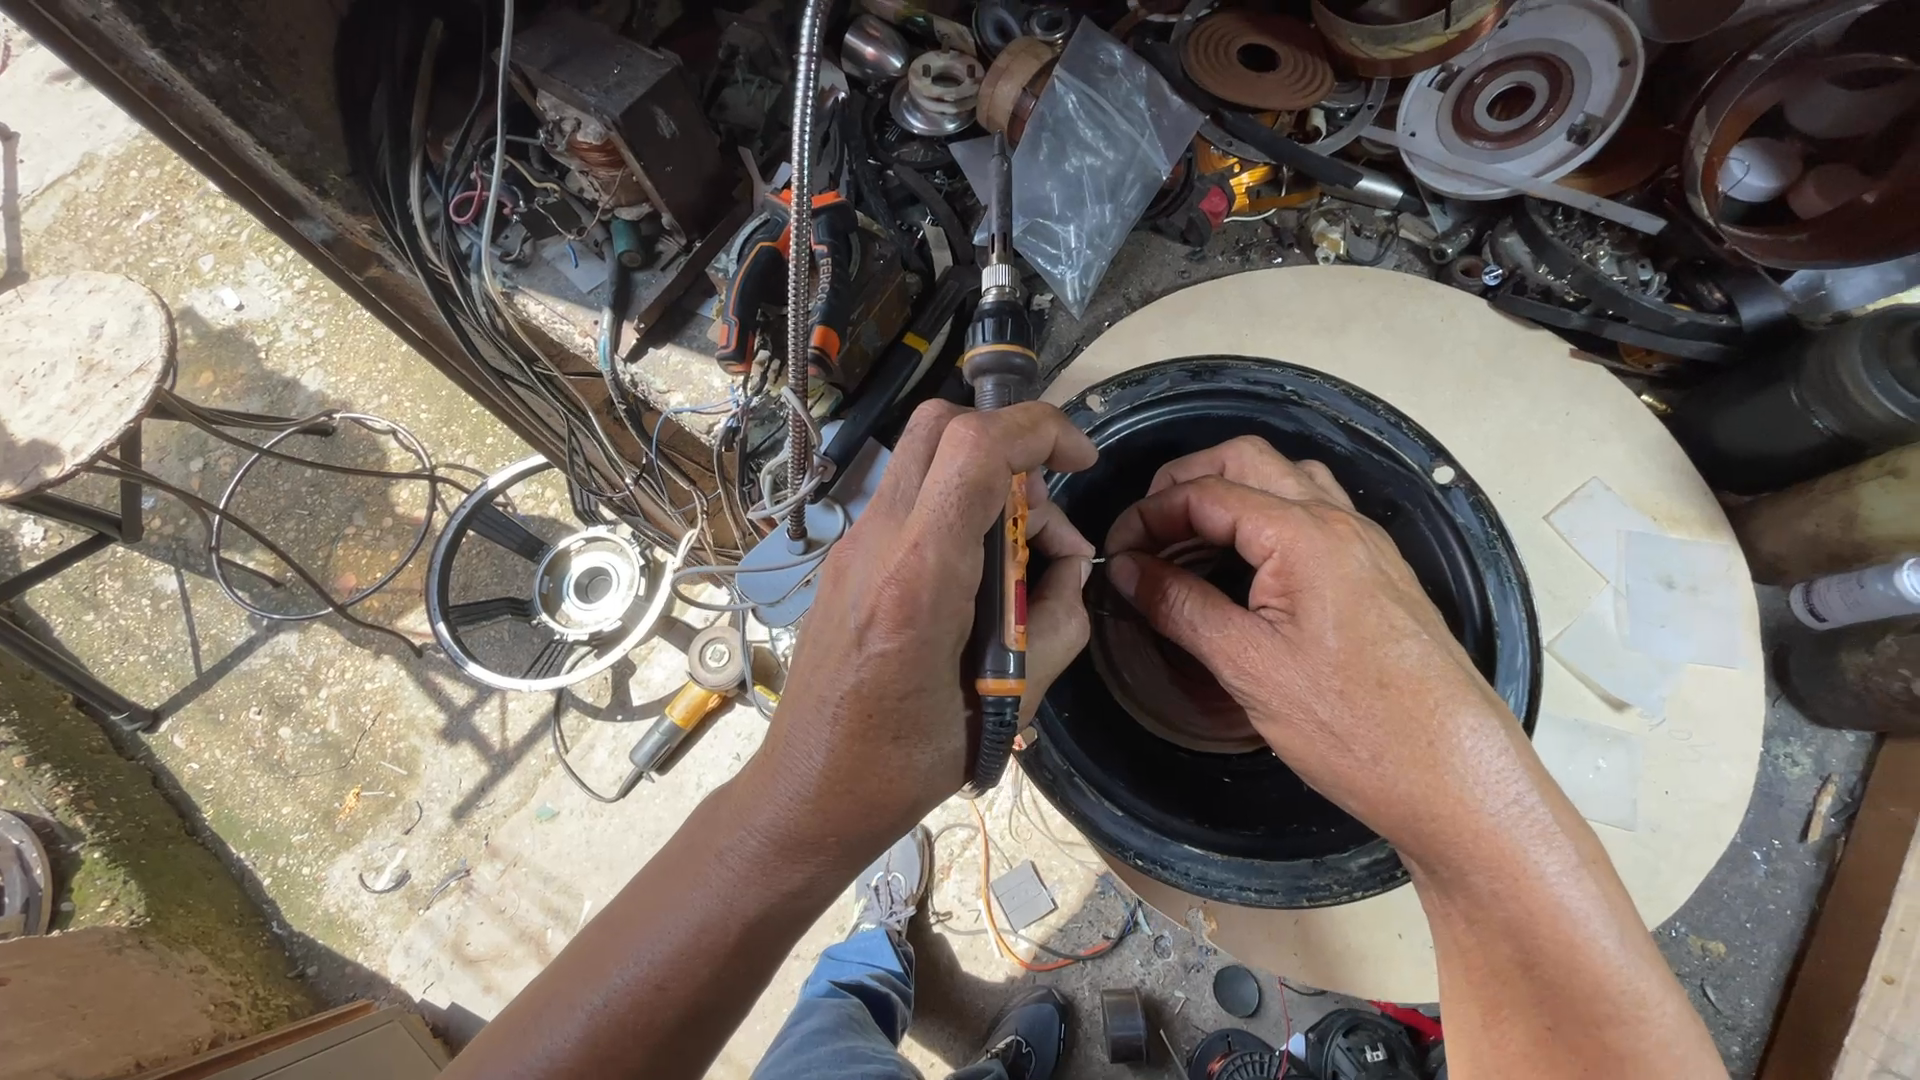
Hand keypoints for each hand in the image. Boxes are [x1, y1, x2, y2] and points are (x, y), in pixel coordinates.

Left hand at [754, 400, 1097, 855]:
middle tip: (1043, 511)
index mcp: (919, 577)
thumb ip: (1059, 617)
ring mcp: (852, 546)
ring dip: (984, 482)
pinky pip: (909, 499)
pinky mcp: (845, 560)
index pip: (976, 448)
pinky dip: (955, 508)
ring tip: (1020, 561)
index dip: (1040, 431)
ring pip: (923, 458)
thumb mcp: (1012, 702)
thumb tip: (1070, 562)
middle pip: (940, 425)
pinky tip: (976, 575)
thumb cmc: (908, 761)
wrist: (811, 789)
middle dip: (1010, 441)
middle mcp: (877, 541)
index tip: (1081, 461)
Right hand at [1102, 436, 1525, 864]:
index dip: (1147, 516)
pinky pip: (1311, 513)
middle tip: (1147, 531)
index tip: (1116, 555)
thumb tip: (1124, 570)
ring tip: (1188, 544)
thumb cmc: (1350, 725)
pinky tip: (1242, 567)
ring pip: (1284, 479)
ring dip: (1228, 493)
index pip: (1205, 493)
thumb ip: (1179, 606)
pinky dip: (1262, 519)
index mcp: (1303, 535)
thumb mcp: (1247, 666)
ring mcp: (1364, 544)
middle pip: (1246, 460)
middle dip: (1184, 483)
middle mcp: (1339, 521)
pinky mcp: (1376, 572)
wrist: (1456, 778)